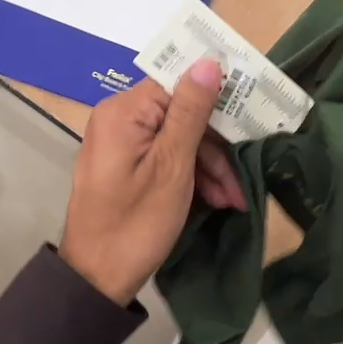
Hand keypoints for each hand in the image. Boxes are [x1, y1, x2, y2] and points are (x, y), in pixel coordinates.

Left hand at [60, 58, 222, 304]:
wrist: (95, 282)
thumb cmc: (136, 222)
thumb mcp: (172, 166)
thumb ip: (191, 111)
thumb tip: (208, 61)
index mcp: (124, 110)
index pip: (178, 83)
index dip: (214, 98)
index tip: (247, 114)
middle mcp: (117, 117)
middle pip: (179, 111)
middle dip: (215, 144)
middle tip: (241, 177)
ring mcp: (119, 141)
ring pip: (176, 136)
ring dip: (207, 164)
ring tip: (232, 198)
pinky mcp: (123, 163)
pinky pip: (164, 153)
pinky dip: (189, 173)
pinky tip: (214, 198)